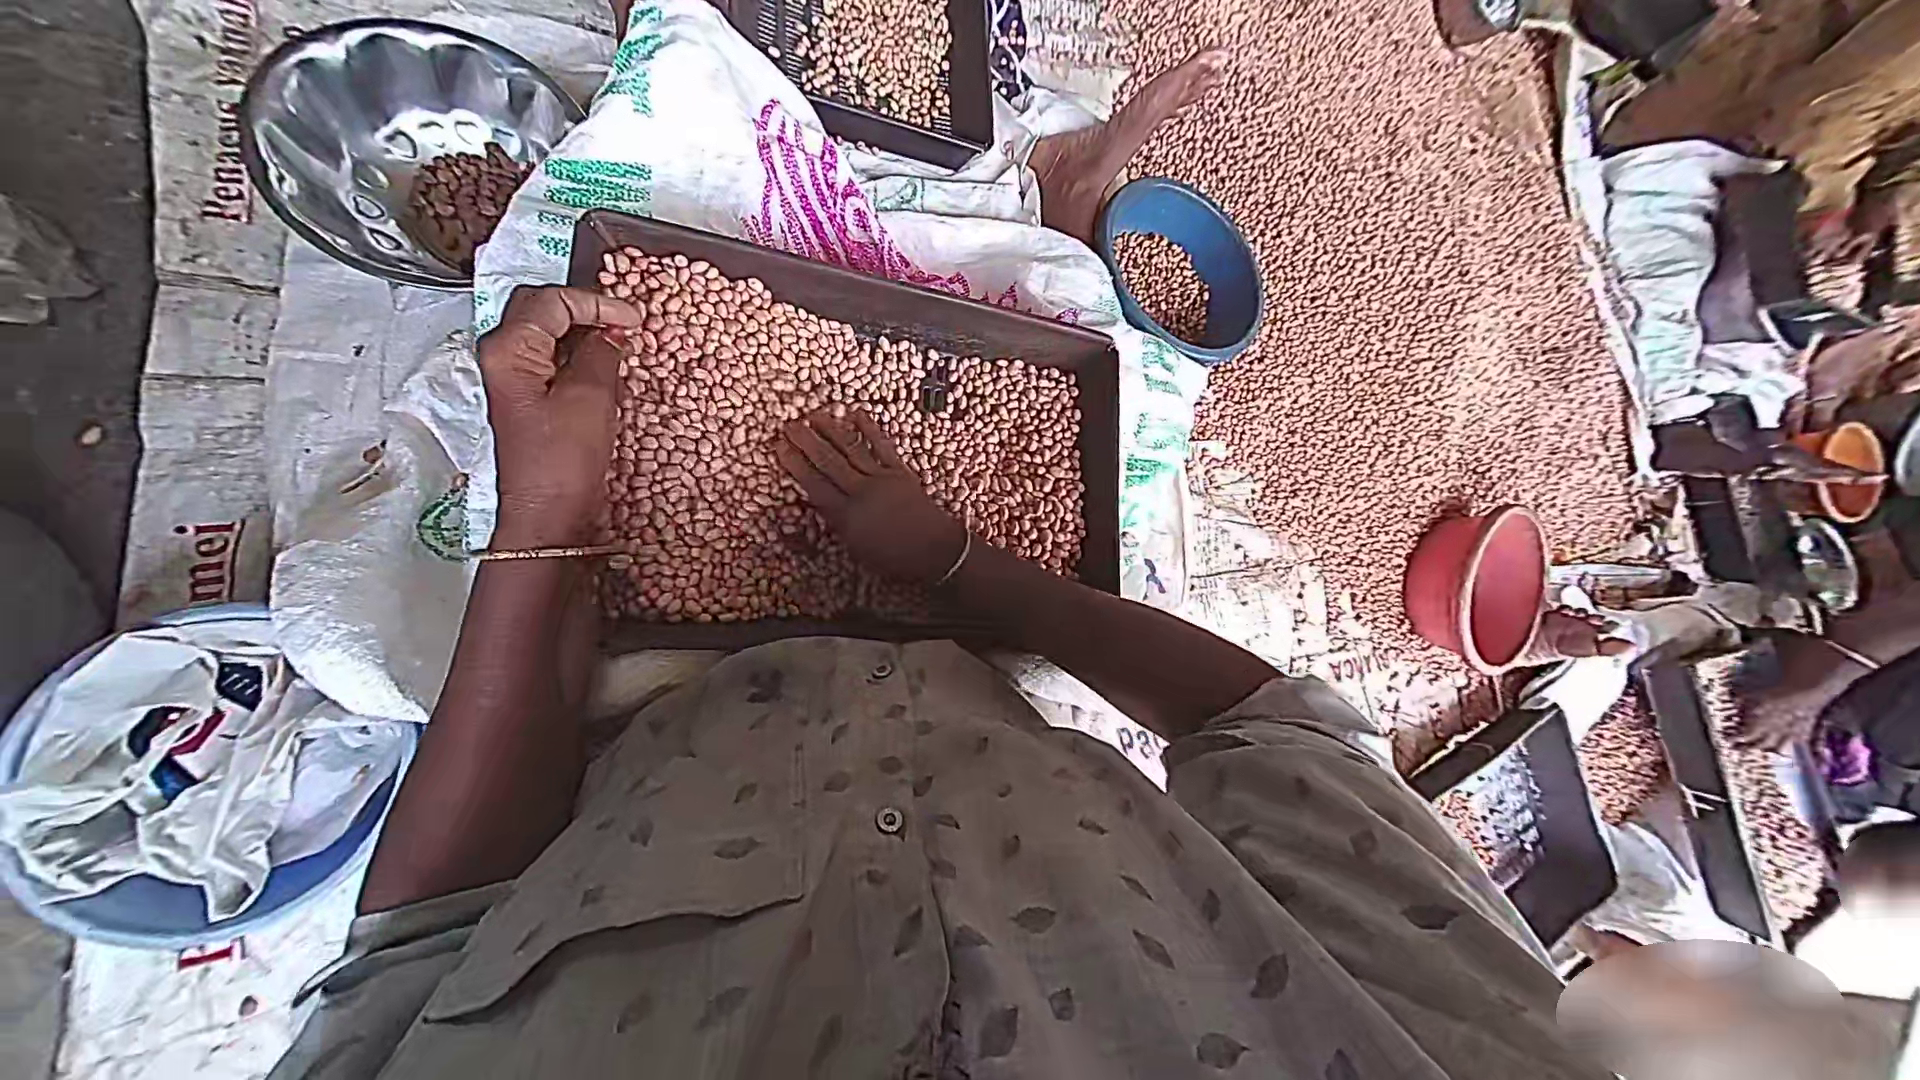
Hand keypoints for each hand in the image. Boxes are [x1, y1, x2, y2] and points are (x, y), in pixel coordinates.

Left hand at [479, 286, 643, 547]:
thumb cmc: (564, 460)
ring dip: (585, 332)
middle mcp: (502, 358)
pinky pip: (553, 363)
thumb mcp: (590, 400)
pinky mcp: (529, 400)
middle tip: (627, 323)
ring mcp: (513, 380)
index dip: (597, 303)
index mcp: (508, 351)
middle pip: (542, 311)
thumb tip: (612, 334)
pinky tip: (606, 367)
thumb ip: (600, 356)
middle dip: (586, 310)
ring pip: (548, 336)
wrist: (548, 514)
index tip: (635, 318)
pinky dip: (581, 357)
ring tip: (622, 341)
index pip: (551, 302)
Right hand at [775, 408, 967, 583]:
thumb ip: (838, 523)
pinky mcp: (901, 472)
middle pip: (829, 462)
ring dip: (831, 430)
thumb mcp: (858, 549)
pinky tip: (855, 413)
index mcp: (847, 516)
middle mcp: (862, 492)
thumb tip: (817, 502)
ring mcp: (882, 479)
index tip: (779, 448)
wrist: (936, 552)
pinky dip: (868, 429)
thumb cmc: (895, 558)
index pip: (814, 485)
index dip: (795, 464)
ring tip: (814, 415)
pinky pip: (882, 446)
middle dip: (807, 442)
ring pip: (851, 450)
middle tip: (789, 425)